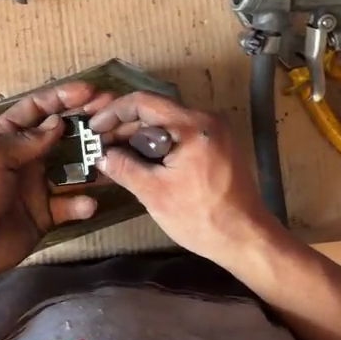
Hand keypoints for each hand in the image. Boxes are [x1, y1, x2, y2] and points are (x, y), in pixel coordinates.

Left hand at [0, 81, 113, 291]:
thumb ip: (24, 140)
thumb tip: (57, 123)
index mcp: (1, 137)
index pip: (34, 109)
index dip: (61, 97)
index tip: (90, 90)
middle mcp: (22, 157)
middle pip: (59, 132)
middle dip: (85, 121)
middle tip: (112, 113)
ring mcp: (35, 185)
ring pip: (71, 165)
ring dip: (91, 158)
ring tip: (113, 152)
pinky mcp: (45, 213)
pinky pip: (69, 204)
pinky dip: (81, 203)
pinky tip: (88, 203)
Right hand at [88, 92, 281, 266]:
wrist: (246, 237)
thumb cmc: (200, 217)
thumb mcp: (155, 193)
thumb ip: (124, 168)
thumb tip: (100, 155)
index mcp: (192, 125)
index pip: (143, 102)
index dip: (113, 112)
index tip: (93, 128)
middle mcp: (205, 119)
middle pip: (156, 110)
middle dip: (124, 126)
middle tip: (99, 144)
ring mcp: (214, 132)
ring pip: (167, 123)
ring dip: (139, 136)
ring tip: (114, 154)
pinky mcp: (217, 146)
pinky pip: (180, 135)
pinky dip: (158, 144)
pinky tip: (139, 161)